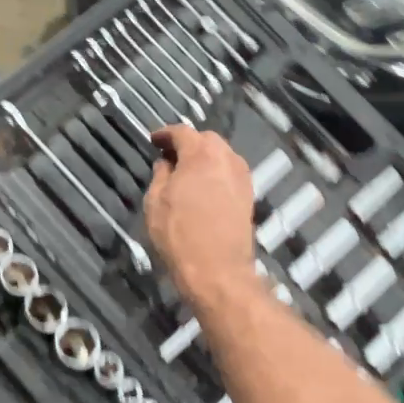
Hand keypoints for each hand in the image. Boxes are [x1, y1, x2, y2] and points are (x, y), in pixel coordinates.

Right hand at [145, 125, 256, 303]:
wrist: (218, 270)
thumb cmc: (179, 235)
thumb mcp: (155, 203)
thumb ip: (160, 175)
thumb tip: (165, 163)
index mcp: (200, 155)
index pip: (182, 132)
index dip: (165, 134)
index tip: (154, 140)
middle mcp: (226, 159)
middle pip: (207, 140)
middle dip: (188, 143)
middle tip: (170, 156)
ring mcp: (242, 177)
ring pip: (222, 156)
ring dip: (205, 158)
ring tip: (187, 172)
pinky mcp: (249, 196)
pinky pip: (230, 173)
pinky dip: (216, 173)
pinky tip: (204, 187)